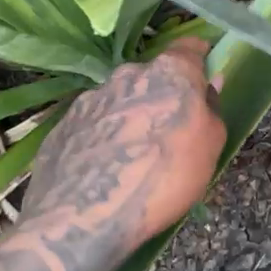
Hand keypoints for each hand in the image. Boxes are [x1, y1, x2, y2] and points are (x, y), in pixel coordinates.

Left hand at [0, 39, 224, 270]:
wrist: (81, 223)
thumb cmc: (164, 176)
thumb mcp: (210, 144)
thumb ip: (212, 108)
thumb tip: (209, 86)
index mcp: (170, 71)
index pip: (188, 47)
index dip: (197, 58)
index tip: (202, 72)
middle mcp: (128, 75)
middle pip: (150, 75)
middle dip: (159, 92)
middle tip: (166, 125)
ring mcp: (88, 101)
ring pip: (116, 100)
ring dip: (126, 115)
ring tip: (128, 153)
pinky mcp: (58, 130)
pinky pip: (88, 126)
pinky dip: (98, 137)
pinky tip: (100, 168)